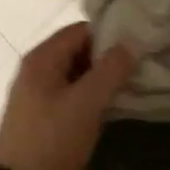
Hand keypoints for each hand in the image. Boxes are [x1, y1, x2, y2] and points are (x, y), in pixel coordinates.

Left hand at [0, 23, 135, 169]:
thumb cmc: (52, 139)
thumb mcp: (86, 103)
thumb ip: (111, 69)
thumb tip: (131, 42)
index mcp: (41, 57)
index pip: (82, 30)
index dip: (108, 36)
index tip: (134, 49)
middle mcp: (35, 70)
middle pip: (78, 51)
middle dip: (105, 60)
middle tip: (132, 72)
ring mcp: (35, 95)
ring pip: (75, 76)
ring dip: (98, 82)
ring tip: (123, 91)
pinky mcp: (39, 119)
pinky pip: (69, 96)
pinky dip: (87, 99)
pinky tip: (104, 110)